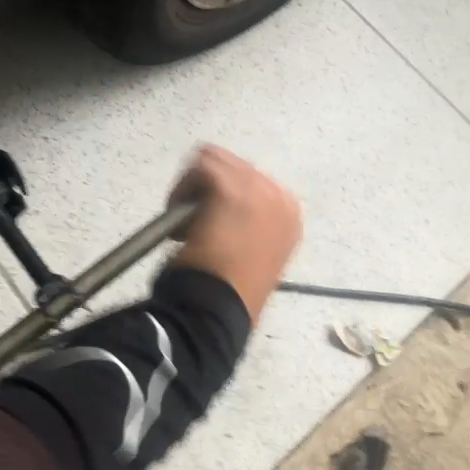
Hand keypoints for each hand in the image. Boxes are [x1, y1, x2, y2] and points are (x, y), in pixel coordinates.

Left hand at [167, 144, 301, 322]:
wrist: (217, 308)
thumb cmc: (230, 290)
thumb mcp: (252, 253)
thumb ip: (247, 225)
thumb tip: (222, 207)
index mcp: (290, 213)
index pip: (248, 182)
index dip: (221, 199)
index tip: (208, 227)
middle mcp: (280, 196)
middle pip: (231, 167)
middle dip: (206, 190)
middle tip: (191, 226)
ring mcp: (257, 189)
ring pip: (212, 160)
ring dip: (192, 187)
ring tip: (185, 225)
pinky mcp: (228, 187)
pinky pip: (198, 165)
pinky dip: (180, 190)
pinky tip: (179, 222)